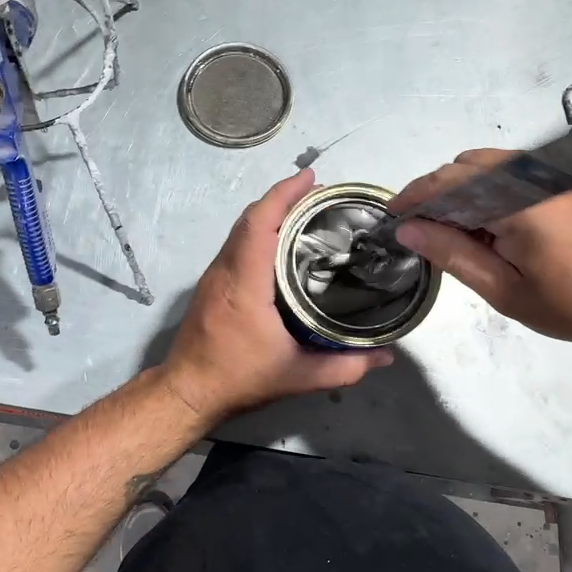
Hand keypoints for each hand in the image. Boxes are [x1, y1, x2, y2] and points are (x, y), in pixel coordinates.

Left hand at [158, 170, 392, 426]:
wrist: (187, 393)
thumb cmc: (239, 380)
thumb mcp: (298, 377)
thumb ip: (345, 367)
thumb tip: (384, 354)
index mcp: (245, 284)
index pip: (260, 224)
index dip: (283, 195)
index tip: (310, 178)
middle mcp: (225, 271)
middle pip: (249, 219)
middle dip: (283, 199)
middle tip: (319, 195)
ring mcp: (213, 277)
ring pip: (239, 231)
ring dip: (269, 215)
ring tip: (305, 214)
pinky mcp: (210, 286)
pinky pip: (235, 246)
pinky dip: (258, 233)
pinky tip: (280, 245)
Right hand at [390, 149, 571, 363]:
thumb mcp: (504, 290)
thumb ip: (451, 253)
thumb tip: (408, 230)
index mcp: (518, 197)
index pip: (448, 180)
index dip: (414, 196)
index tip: (393, 216)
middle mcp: (541, 169)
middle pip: (470, 164)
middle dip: (441, 192)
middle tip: (431, 232)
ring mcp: (567, 167)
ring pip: (498, 163)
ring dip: (472, 188)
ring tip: (471, 233)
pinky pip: (528, 169)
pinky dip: (503, 187)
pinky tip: (509, 225)